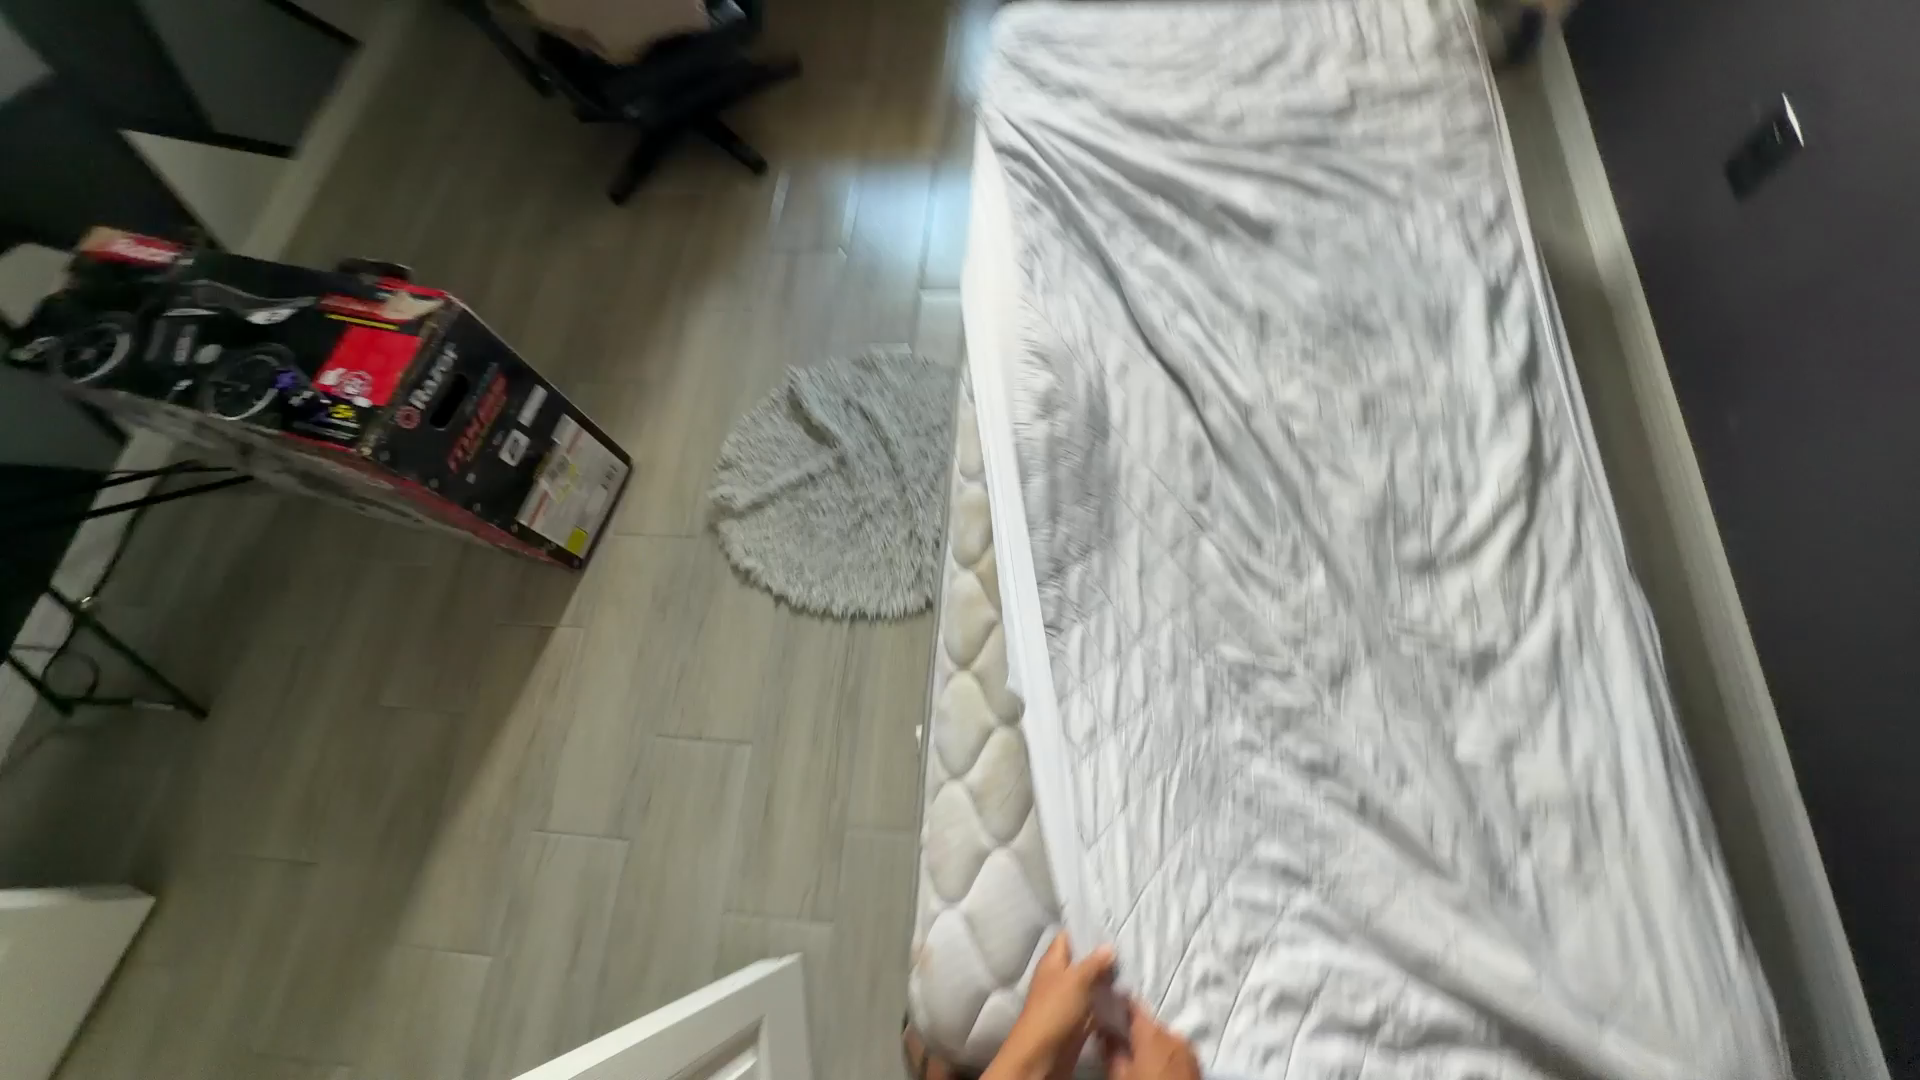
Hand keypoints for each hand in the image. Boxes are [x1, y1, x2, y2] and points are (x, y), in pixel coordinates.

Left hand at [984, 934, 1116, 1079]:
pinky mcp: (1077, 1020)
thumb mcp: (1075, 980)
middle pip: (1081, 960)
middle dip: (1102, 955)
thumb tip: (1109, 945)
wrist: (1043, 1054)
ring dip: (1107, 979)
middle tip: (1128, 946)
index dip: (1086, 929)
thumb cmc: (1054, 1009)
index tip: (1109, 924)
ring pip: (1090, 983)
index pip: (1068, 936)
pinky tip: (1126, 996)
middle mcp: (1059, 976)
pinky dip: (1107, 1001)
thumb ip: (1092, 962)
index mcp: (1053, 960)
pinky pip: (1094, 1005)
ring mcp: (1068, 999)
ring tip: (1132, 968)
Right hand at [1101, 1001, 1199, 1079]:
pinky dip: (1165, 1058)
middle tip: (1120, 1046)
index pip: (1132, 1005)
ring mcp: (1189, 1050)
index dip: (1118, 1005)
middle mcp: (1173, 1033)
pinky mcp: (1198, 1067)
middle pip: (1148, 1025)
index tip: (1105, 1010)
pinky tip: (1157, 1072)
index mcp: (1152, 1031)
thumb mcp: (1120, 1077)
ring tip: (1140, 1064)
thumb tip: (1102, 1027)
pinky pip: (1176, 1054)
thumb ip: (1110, 1048)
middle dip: (1135, 1034)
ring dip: (1152, 1048)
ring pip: (1163, 1040)